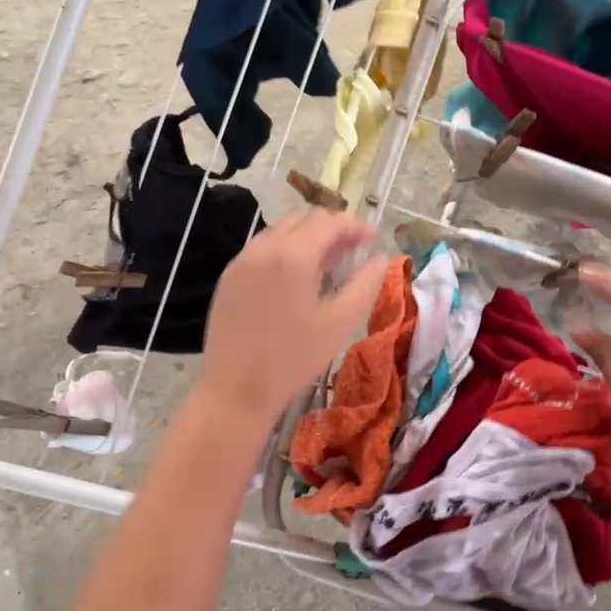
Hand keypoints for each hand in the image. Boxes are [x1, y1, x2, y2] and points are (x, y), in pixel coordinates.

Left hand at [195, 209, 387, 421]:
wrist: (235, 391)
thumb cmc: (294, 359)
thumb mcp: (340, 322)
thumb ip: (366, 284)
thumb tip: (381, 258)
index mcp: (294, 255)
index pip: (329, 223)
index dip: (356, 226)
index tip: (375, 238)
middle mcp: (264, 248)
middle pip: (303, 219)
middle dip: (332, 228)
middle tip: (354, 249)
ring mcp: (241, 261)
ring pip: (280, 231)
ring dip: (308, 237)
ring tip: (329, 262)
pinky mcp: (229, 278)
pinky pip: (262, 249)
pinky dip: (286, 250)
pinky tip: (297, 277)